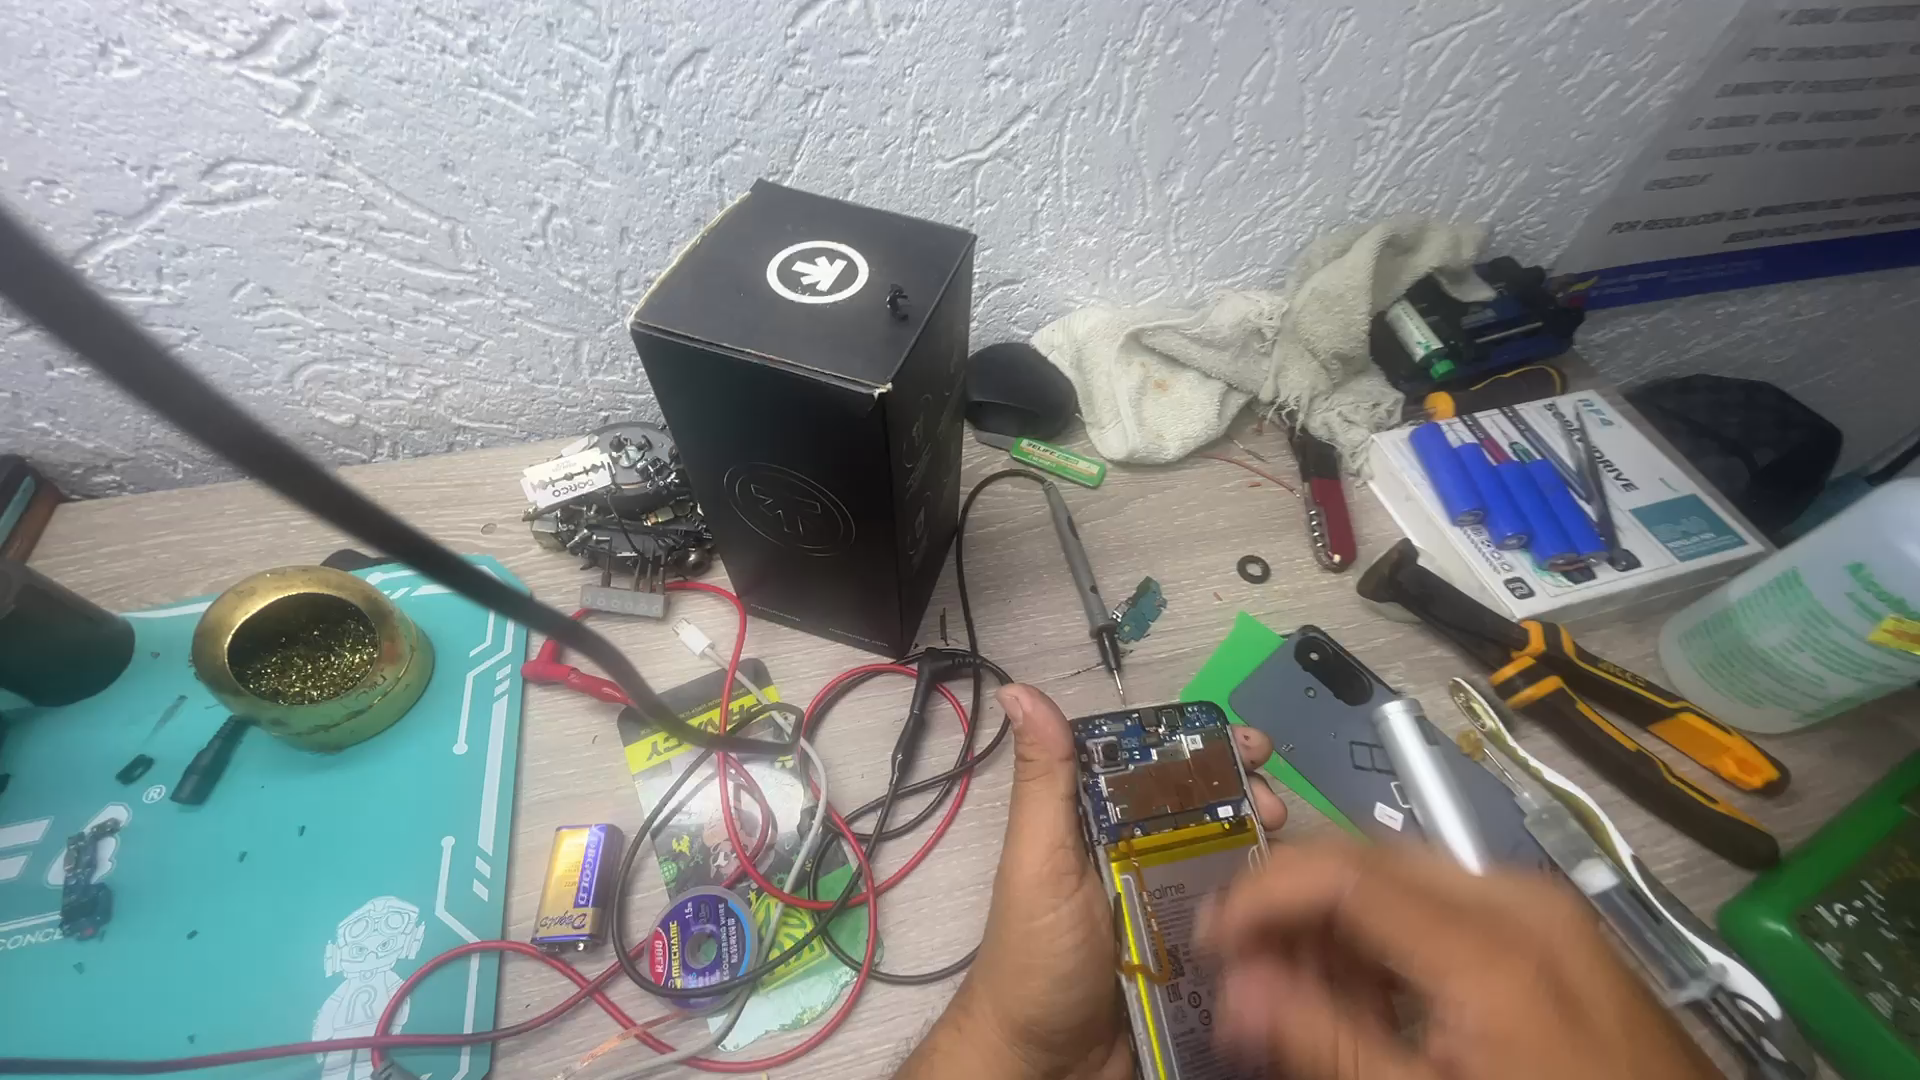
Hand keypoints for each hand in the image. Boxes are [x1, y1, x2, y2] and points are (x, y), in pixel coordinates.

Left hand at [896, 685, 1286, 1079]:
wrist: (1050, 1064)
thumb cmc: (1037, 952)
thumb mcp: (1039, 858)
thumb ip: (1043, 781)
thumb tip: (1019, 690)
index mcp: (1096, 819)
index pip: (1151, 764)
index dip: (1197, 745)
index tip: (1244, 739)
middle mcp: (1134, 848)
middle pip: (1196, 802)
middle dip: (1241, 787)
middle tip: (1274, 795)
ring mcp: (1166, 897)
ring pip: (1222, 849)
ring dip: (1260, 834)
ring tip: (1285, 834)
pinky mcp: (1192, 946)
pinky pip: (1234, 908)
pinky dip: (1264, 893)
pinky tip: (1291, 889)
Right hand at [1203, 842, 1721, 1079]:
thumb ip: (1325, 1042)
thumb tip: (1229, 989)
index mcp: (1493, 943)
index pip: (1338, 872)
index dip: (1259, 896)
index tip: (1211, 938)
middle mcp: (1513, 896)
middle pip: (1360, 858)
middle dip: (1289, 905)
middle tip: (1246, 964)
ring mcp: (1538, 907)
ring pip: (1391, 872)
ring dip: (1332, 920)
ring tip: (1305, 988)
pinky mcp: (1548, 926)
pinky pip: (1434, 900)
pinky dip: (1383, 934)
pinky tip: (1370, 990)